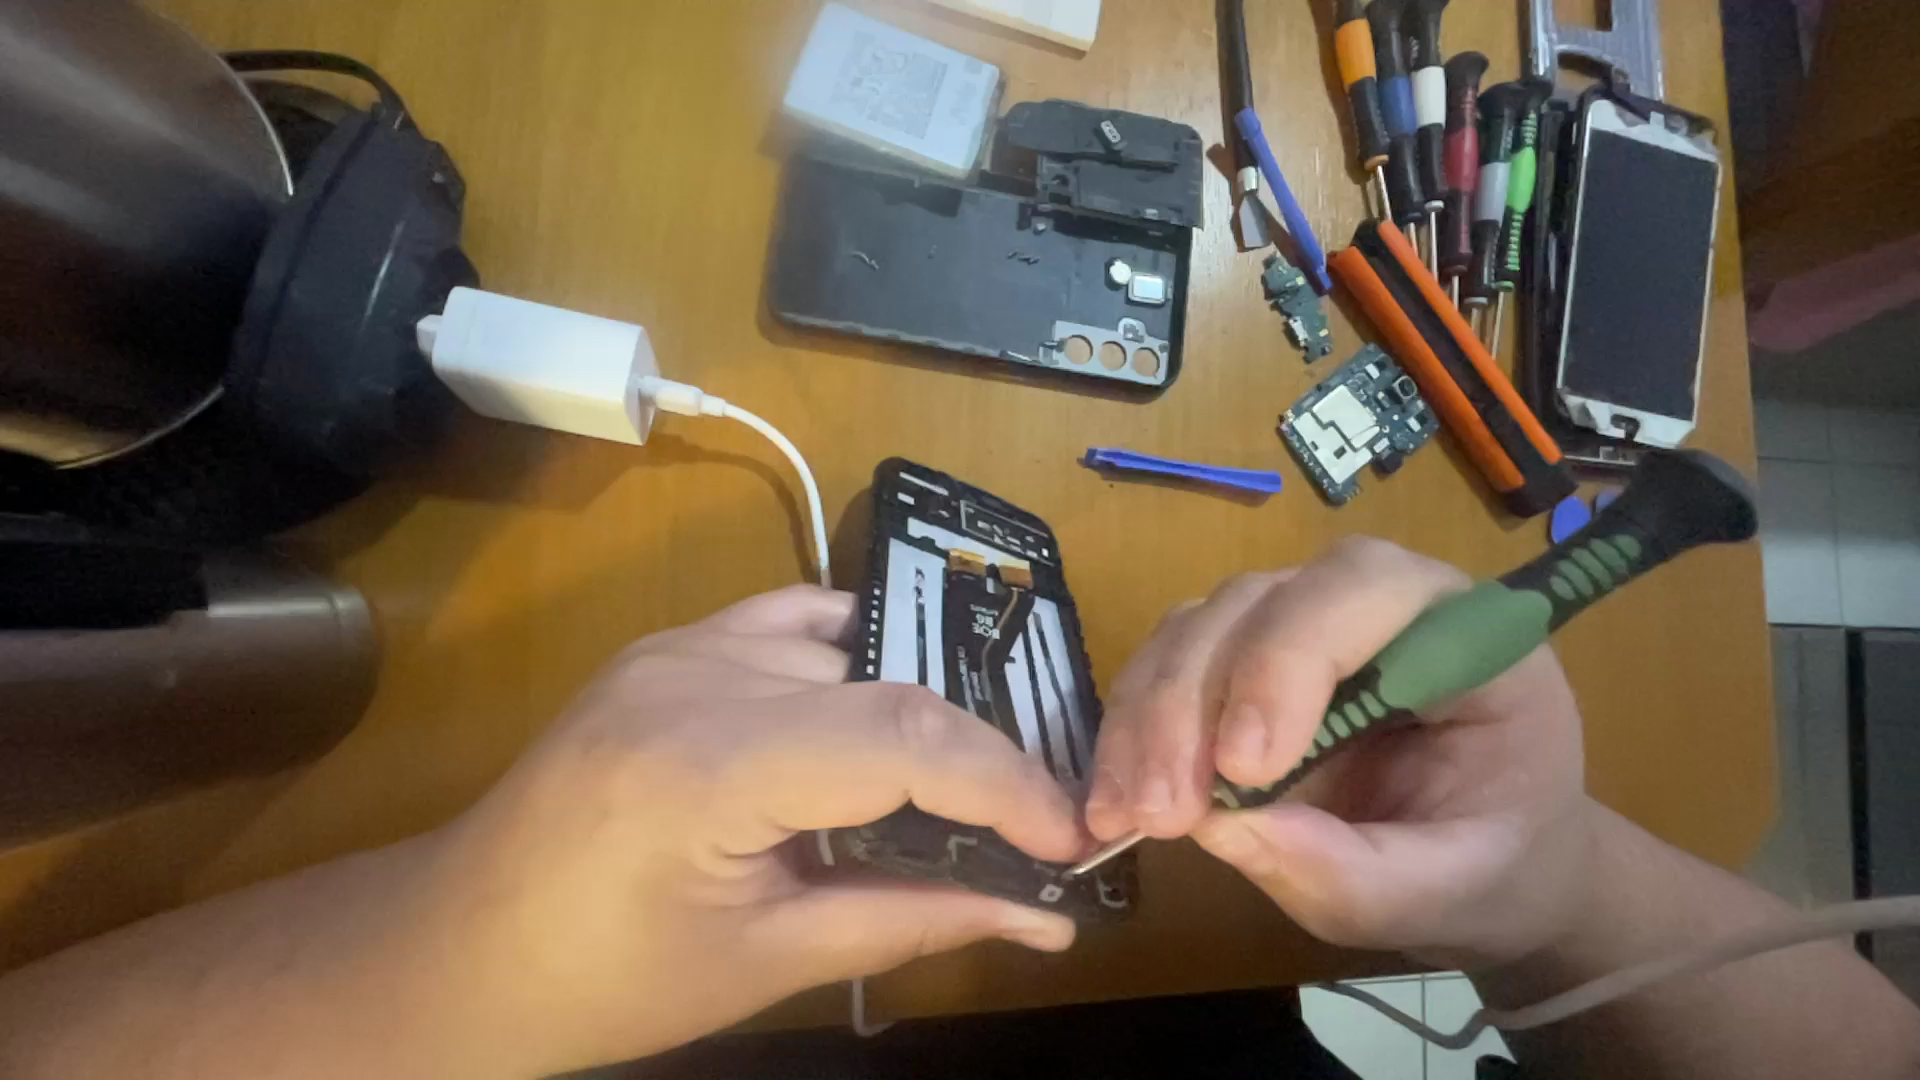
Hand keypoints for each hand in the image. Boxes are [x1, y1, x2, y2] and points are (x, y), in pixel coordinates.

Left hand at [425, 586, 1082, 1073]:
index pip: (901, 742)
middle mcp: (698, 673)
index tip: (1066, 836)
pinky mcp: (676, 640)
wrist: (446, 943)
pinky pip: (796, 620)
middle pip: (889, 692)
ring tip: (950, 787)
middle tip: (1025, 823)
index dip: (1003, 784)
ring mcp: (683, 643)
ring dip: (915, 720)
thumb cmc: (597, 983)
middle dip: (976, 760)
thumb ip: (912, 922)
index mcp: (708, 764)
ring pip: (854, 654)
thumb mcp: (764, 963)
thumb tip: (1042, 920)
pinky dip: (856, 656)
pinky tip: (869, 708)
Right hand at [1085, 538, 1594, 968]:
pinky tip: (1115, 797)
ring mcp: (1279, 620)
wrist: (1472, 856)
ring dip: (1145, 720)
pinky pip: (1157, 666)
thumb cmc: (1487, 862)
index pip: (1355, 592)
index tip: (1243, 770)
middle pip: (1247, 606)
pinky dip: (1128, 730)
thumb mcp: (1448, 891)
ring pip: (1187, 630)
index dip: (1286, 664)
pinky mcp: (1225, 654)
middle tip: (1162, 813)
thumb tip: (1225, 828)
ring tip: (1129, 815)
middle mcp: (1353, 599)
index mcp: (1450, 627)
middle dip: (1192, 705)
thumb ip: (1358, 870)